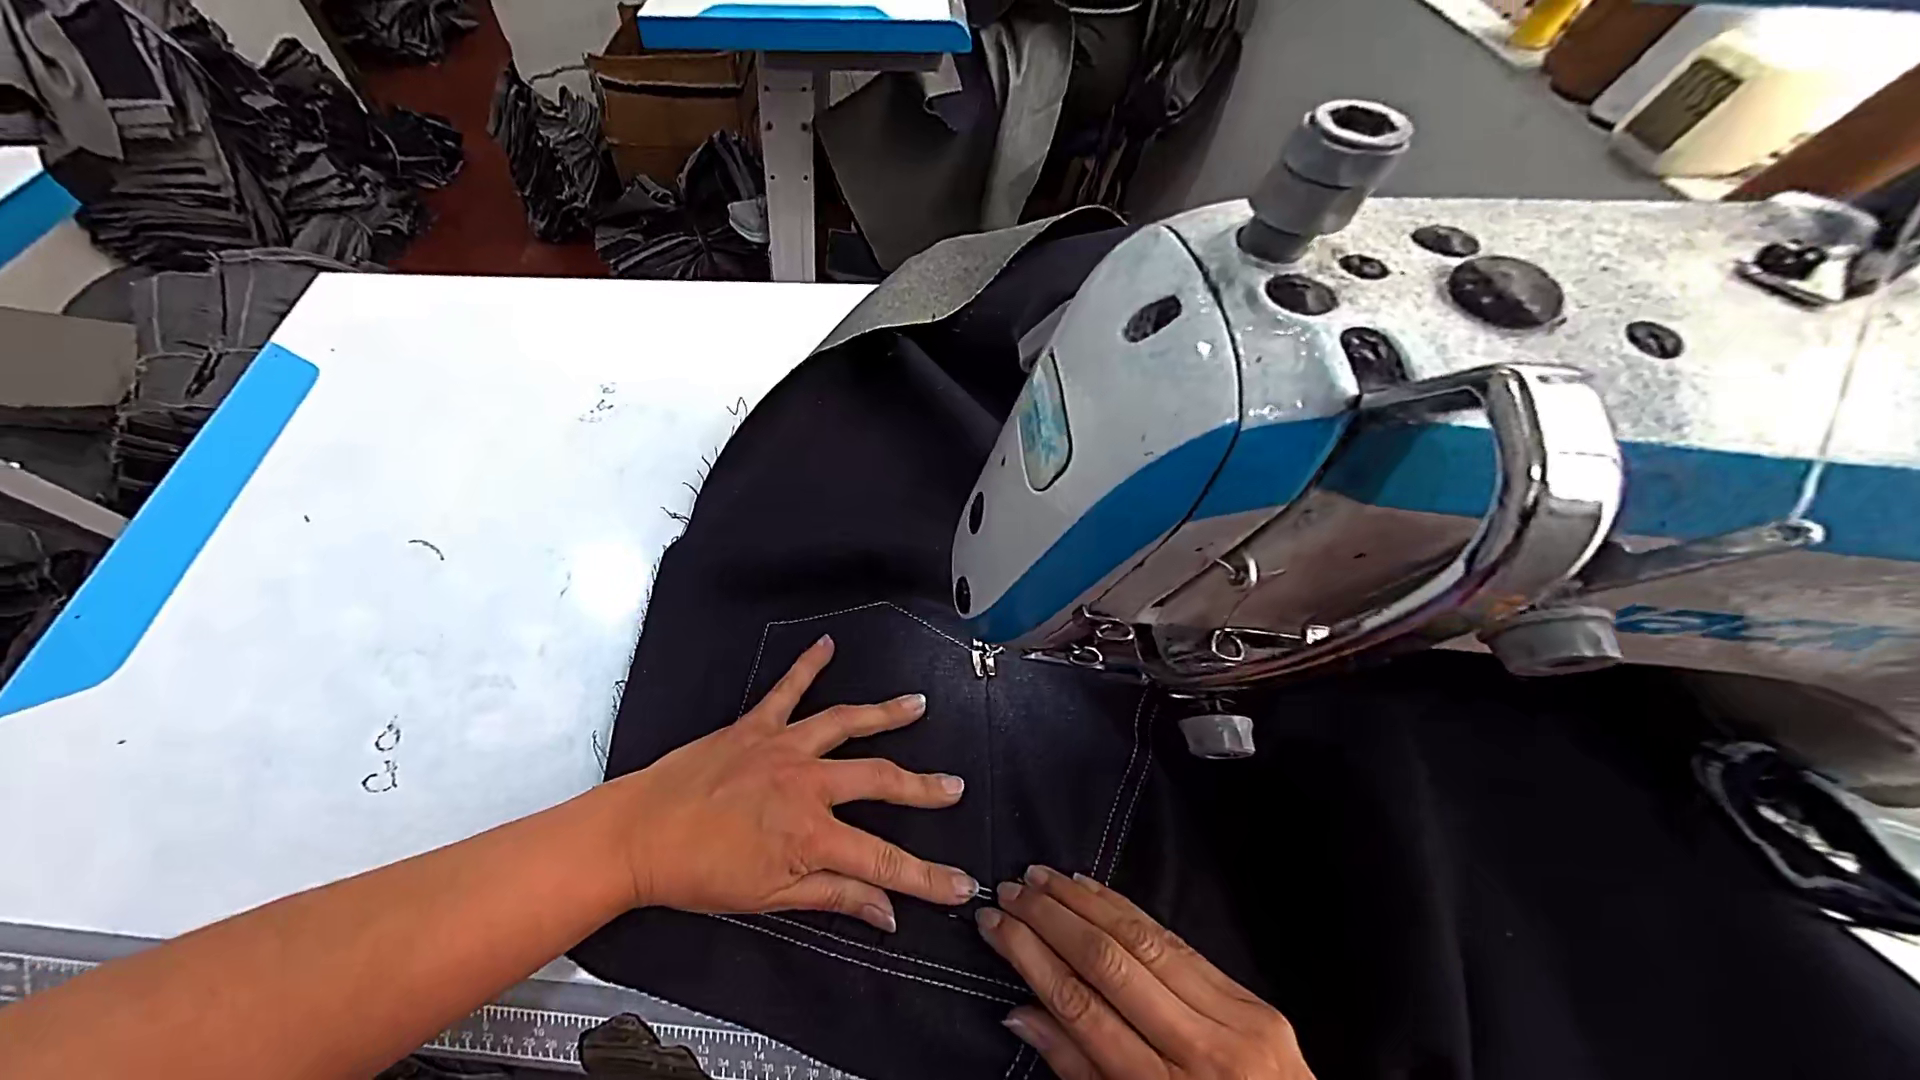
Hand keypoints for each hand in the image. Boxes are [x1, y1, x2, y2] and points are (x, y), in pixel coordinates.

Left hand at [609, 635, 977, 931]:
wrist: (636, 835)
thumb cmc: (696, 874)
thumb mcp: (769, 898)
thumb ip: (834, 898)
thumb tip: (885, 913)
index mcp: (809, 834)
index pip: (883, 861)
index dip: (927, 877)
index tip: (960, 884)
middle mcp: (806, 783)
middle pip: (880, 781)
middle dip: (924, 788)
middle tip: (954, 787)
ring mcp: (784, 747)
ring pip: (847, 723)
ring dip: (886, 714)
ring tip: (917, 705)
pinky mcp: (756, 725)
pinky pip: (789, 689)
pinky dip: (808, 665)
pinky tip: (828, 645)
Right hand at [977, 867, 1313, 1079]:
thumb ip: (1077, 1070)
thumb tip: (1018, 1012)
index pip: (1079, 1007)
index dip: (1030, 958)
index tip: (996, 923)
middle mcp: (1199, 1054)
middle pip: (1107, 964)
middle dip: (1050, 919)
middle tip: (1010, 889)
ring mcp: (1232, 1022)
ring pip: (1139, 940)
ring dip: (1082, 901)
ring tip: (1040, 877)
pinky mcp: (1251, 1001)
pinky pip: (1175, 941)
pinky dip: (1127, 910)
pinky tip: (1092, 889)